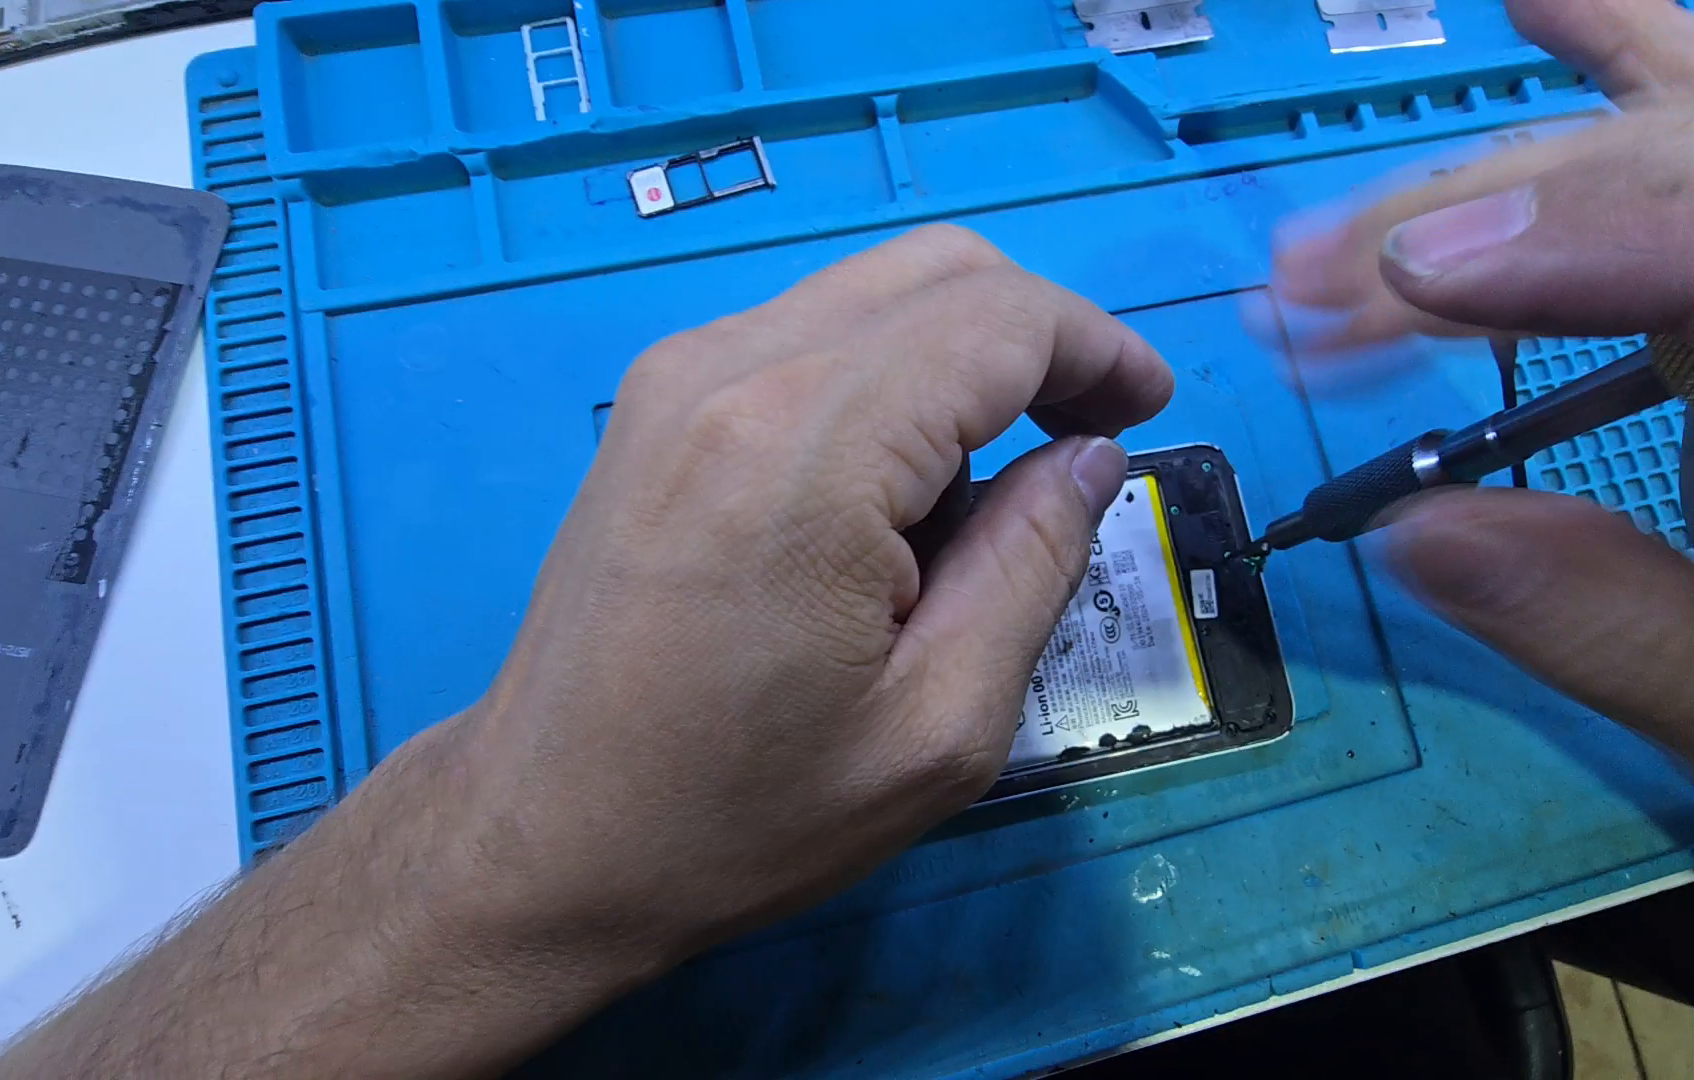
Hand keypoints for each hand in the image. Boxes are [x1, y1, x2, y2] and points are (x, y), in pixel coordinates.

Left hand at [445, 224, 1171, 1016]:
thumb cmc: (746, 810)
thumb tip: (1091, 455)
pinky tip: (898, 478)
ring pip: (877, 292)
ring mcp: (679, 373)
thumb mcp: (942, 722)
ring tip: (992, 479)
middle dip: (1043, 335)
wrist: (547, 839)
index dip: (1097, 346)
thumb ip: (1035, 561)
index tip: (1146, 406)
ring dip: (967, 357)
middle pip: (940, 274)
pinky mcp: (658, 401)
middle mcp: (731, 370)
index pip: (997, 321)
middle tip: (1090, 430)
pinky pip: (815, 333)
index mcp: (808, 448)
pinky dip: (894, 374)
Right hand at [1279, 0, 1693, 850]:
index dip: (1585, 246)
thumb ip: (1636, 636)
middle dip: (1470, 225)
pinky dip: (1626, 59)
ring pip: (1677, 143)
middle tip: (1300, 295)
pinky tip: (1543, 2)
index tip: (1393, 283)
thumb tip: (1420, 534)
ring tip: (1317, 256)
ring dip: (1470, 191)